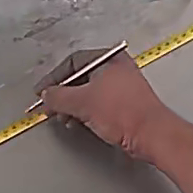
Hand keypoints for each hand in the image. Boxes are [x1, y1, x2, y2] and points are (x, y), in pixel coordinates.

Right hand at [38, 51, 181, 162]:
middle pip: (79, 78)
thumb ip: (58, 97)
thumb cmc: (126, 113)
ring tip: (64, 117)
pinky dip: (85, 112)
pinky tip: (80, 122)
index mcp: (109, 58)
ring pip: (88, 92)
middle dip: (62, 95)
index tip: (42, 92)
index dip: (53, 78)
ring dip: (72, 106)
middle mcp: (116, 69)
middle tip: (50, 107)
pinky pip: (98, 104)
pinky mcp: (125, 105)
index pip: (72, 62)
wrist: (150, 134)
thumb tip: (46, 95)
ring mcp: (122, 87)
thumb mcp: (82, 102)